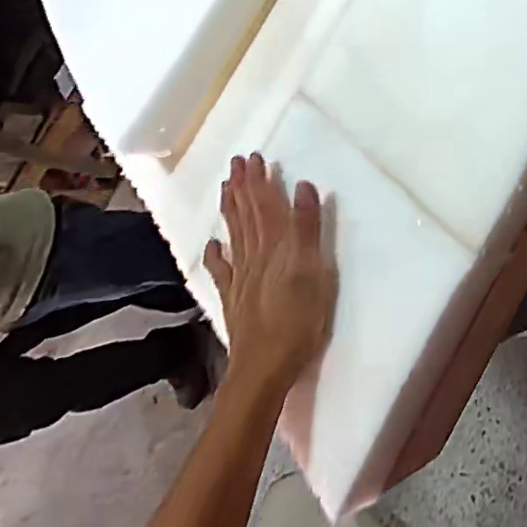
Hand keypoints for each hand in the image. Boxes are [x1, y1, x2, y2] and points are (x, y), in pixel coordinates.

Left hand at [204, 154, 337, 387]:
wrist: (264, 368)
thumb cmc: (298, 320)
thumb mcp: (314, 271)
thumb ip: (308, 229)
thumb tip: (303, 186)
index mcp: (277, 246)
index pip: (267, 205)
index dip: (261, 182)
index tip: (255, 158)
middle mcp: (255, 255)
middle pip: (248, 214)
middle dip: (244, 187)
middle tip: (238, 162)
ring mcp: (242, 277)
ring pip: (235, 234)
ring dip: (231, 209)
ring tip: (226, 187)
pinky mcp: (236, 298)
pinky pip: (223, 269)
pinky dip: (217, 253)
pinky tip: (213, 243)